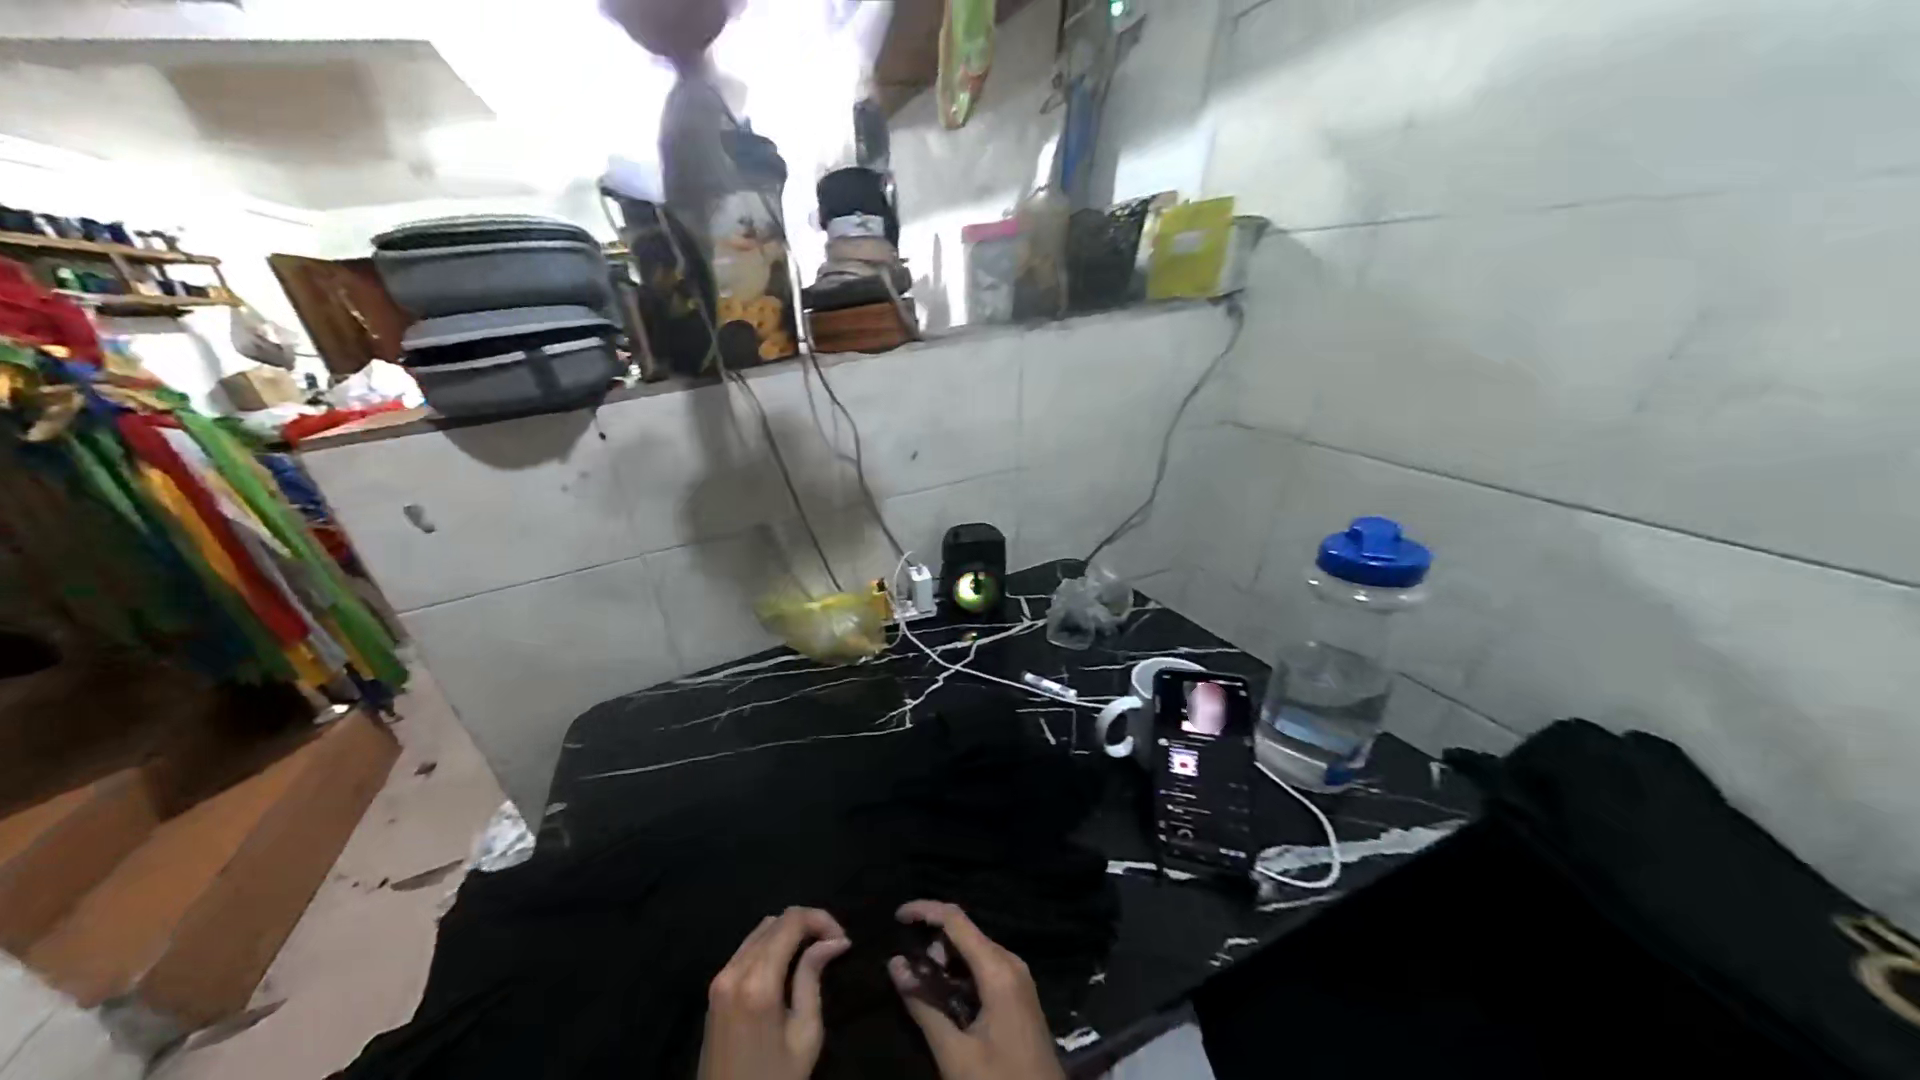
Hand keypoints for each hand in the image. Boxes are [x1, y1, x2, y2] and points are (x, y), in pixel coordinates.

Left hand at [698, 907, 851, 1079]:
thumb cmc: (774, 1079)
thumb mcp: (805, 1035)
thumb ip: (812, 978)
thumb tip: (834, 940)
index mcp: (758, 983)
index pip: (791, 921)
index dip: (821, 919)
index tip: (842, 940)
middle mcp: (734, 971)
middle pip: (775, 921)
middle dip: (808, 923)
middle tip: (832, 945)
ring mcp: (720, 979)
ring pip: (760, 931)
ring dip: (789, 932)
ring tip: (814, 951)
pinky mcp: (715, 989)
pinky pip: (746, 948)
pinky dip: (771, 944)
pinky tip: (788, 963)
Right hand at [888, 901, 1065, 1079]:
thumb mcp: (955, 1053)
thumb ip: (923, 1006)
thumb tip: (895, 965)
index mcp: (998, 969)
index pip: (956, 919)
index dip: (924, 910)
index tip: (896, 917)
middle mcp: (1011, 962)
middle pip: (965, 933)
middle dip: (932, 941)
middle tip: (907, 968)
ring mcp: (1017, 978)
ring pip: (973, 951)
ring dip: (944, 961)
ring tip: (921, 987)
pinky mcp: (1018, 994)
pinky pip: (984, 969)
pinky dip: (959, 975)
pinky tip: (943, 998)